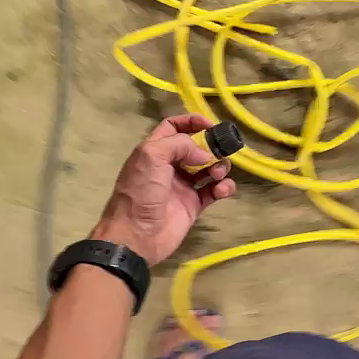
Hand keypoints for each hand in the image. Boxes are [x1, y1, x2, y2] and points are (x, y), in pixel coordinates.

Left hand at [93, 115, 237, 265]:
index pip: (174, 127)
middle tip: (221, 152)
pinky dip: (223, 187)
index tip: (211, 125)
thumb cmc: (140, 193)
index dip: (191, 122)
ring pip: (209, 168)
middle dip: (212, 146)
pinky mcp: (194, 204)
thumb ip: (179, 144)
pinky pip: (214, 191)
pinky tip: (222, 190)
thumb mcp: (151, 157)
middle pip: (197, 147)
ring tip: (217, 175)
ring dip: (219, 167)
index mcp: (155, 151)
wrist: (135, 236)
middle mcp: (169, 166)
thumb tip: (204, 153)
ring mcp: (183, 185)